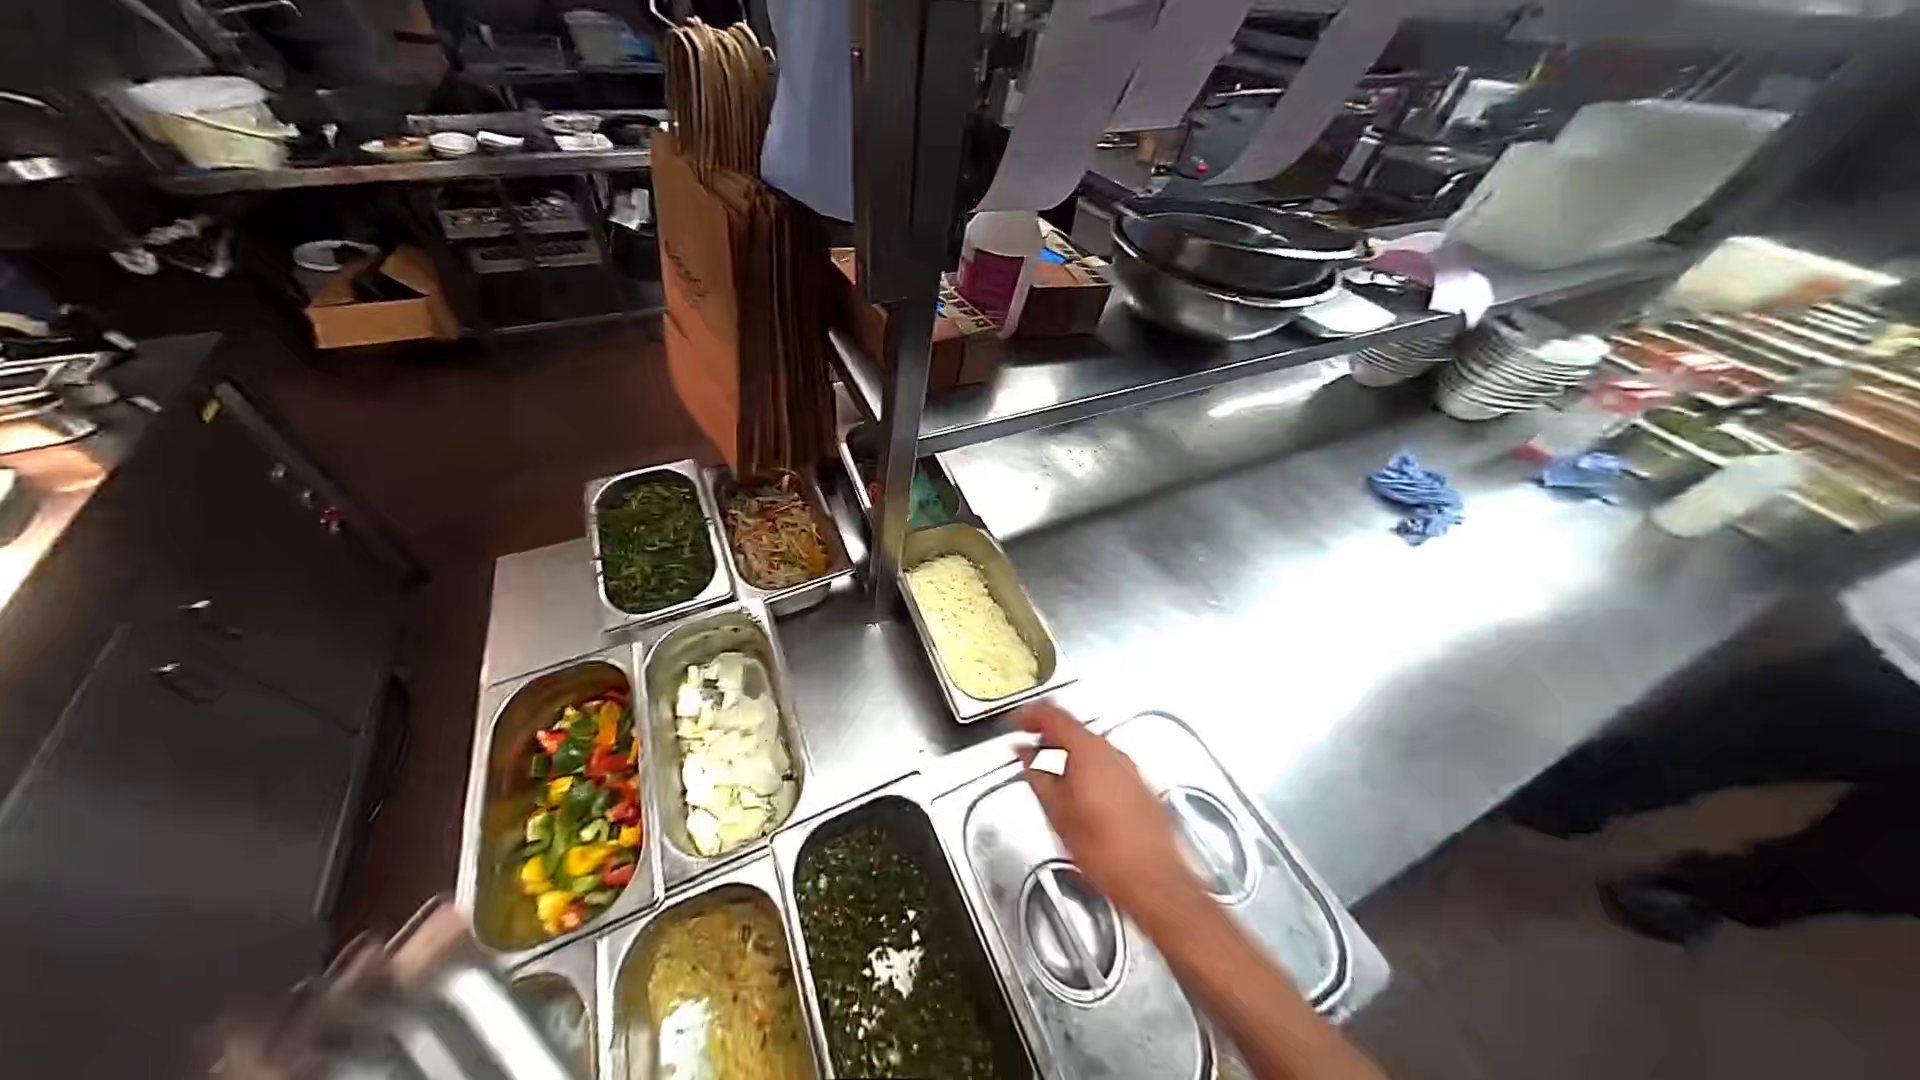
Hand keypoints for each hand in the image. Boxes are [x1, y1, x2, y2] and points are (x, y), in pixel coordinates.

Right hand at [1016, 703, 1206, 927]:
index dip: (1031, 715)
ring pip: (1091, 748)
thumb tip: (1026, 756)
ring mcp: (1130, 769)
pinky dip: (1087, 769)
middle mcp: (1113, 754)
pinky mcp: (1140, 786)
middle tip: (1029, 750)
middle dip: (1048, 738)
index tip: (1017, 722)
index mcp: (1089, 752)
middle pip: (1074, 730)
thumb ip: (1039, 777)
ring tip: (1049, 776)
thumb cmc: (1107, 853)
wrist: (1154, 882)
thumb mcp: (1058, 814)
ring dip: (1067, 755)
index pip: (1054, 716)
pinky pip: (1106, 765)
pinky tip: (1077, 793)